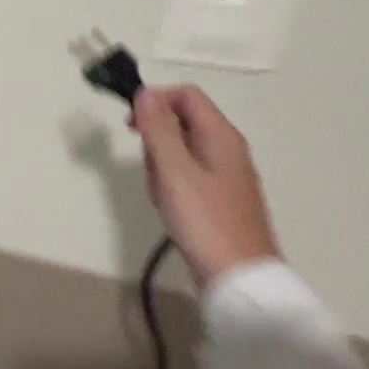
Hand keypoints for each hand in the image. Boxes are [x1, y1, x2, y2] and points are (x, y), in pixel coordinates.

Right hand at [131, 85, 280, 290]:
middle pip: (182, 120)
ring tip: (160, 192)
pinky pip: (187, 173)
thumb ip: (157, 129)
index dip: (155, 101)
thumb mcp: (174, 171)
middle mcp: (227, 148)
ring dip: (160, 163)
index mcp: (221, 136)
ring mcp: (225, 173)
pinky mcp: (218, 196)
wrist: (237, 275)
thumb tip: (145, 93)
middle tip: (147, 166)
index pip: (186, 95)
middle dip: (155, 137)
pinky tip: (168, 205)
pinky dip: (170, 181)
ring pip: (181, 149)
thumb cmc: (204, 219)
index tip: (130, 125)